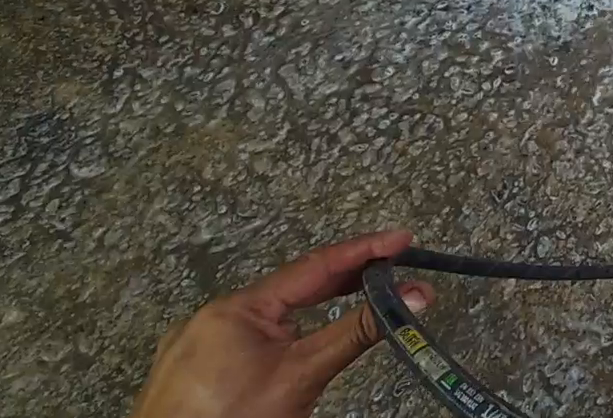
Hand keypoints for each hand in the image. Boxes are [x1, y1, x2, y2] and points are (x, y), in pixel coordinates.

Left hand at [130, 231, 432, 417]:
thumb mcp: (304, 374)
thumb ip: (360, 330)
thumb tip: (420, 295)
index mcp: (234, 308)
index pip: (314, 265)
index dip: (364, 249)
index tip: (404, 238)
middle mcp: (210, 317)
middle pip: (295, 285)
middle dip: (348, 276)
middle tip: (396, 265)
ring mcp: (195, 345)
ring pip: (274, 309)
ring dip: (321, 300)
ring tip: (367, 291)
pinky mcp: (192, 370)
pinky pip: (253, 332)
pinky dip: (292, 325)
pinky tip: (309, 331)